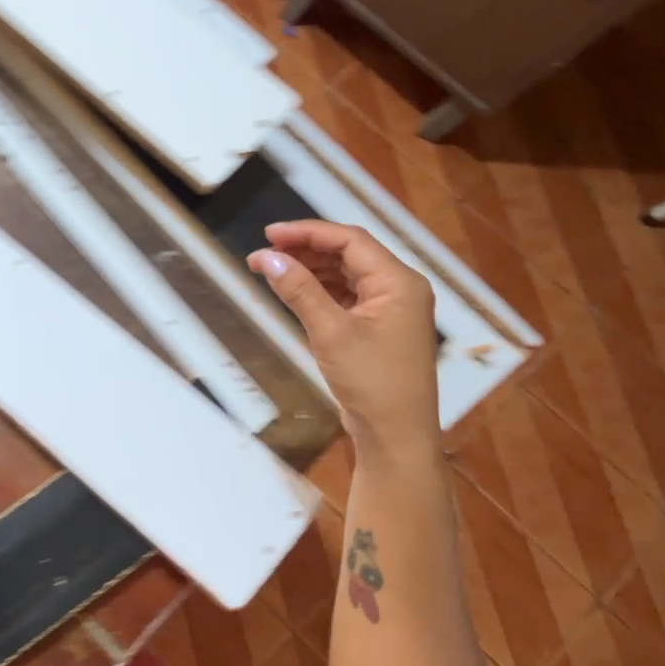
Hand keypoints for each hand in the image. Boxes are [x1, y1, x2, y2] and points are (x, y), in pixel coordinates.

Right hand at [248, 221, 440, 455]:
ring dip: (311, 268)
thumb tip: (267, 257)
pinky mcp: (377, 328)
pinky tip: (295, 291)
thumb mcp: (331, 332)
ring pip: (346, 274)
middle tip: (265, 252)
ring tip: (273, 269)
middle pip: (349, 253)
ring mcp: (390, 309)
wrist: (396, 433)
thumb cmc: (371, 381)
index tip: (269, 234)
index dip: (308, 232)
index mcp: (399, 282)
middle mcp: (399, 288)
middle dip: (306, 249)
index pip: (350, 240)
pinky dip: (320, 290)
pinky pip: (346, 296)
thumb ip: (299, 291)